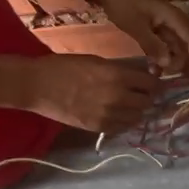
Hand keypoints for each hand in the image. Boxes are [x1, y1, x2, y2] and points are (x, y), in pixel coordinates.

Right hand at [21, 54, 158, 132]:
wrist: (34, 86)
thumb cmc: (62, 67)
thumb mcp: (95, 61)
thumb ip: (120, 69)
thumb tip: (143, 73)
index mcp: (117, 76)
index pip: (152, 84)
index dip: (155, 84)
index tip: (153, 84)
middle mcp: (119, 96)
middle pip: (148, 102)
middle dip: (146, 98)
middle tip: (139, 95)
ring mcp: (111, 114)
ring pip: (139, 117)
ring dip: (136, 111)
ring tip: (126, 106)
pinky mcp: (102, 127)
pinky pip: (125, 127)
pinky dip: (125, 122)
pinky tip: (116, 115)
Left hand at [89, 0, 188, 77]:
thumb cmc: (122, 3)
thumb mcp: (137, 26)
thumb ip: (154, 46)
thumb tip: (169, 65)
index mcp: (175, 19)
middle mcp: (176, 22)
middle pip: (186, 47)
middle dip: (181, 63)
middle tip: (171, 77)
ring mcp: (167, 24)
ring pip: (175, 47)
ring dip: (170, 61)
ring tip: (160, 74)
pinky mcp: (158, 27)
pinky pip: (164, 44)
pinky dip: (160, 55)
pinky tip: (153, 66)